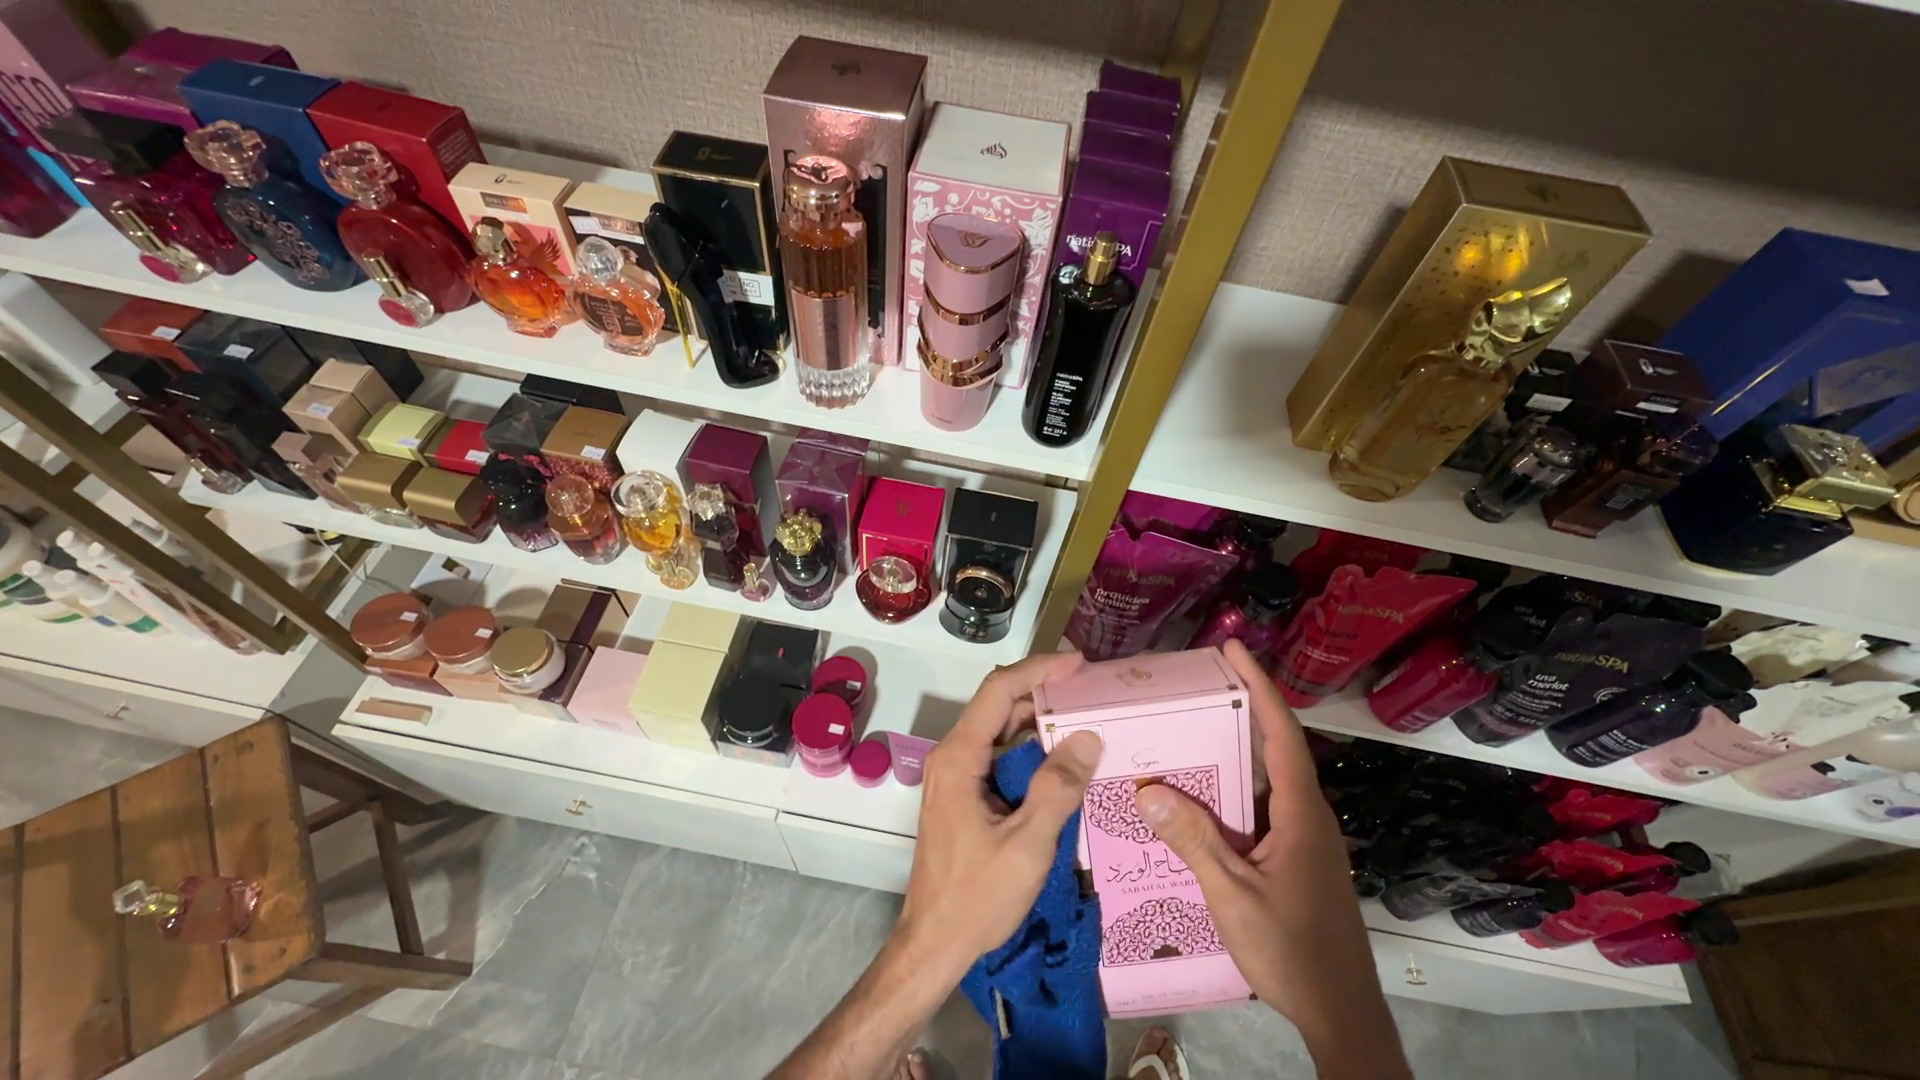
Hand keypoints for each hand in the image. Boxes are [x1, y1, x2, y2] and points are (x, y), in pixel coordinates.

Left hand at [894, 650, 1102, 982]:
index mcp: (960, 758)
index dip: (1039, 669)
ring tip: (1085, 716)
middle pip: (997, 705)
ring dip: (1037, 720)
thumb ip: (1058, 788)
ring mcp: (954, 777)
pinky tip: (1061, 758)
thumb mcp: (1028, 845)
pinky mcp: (962, 796)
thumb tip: (1088, 737)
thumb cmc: (977, 896)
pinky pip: (997, 757)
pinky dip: (1029, 748)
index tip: (1079, 663)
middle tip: (1092, 690)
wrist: (933, 942)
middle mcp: (952, 757)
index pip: (999, 691)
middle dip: (1043, 690)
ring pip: (998, 731)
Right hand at [1133, 640, 1408, 1079]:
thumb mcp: (1233, 895)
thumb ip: (1194, 840)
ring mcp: (1306, 839)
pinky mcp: (1298, 859)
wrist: (1341, 1013)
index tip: (1234, 650)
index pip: (1281, 735)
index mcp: (1300, 814)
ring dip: (1237, 749)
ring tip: (1189, 730)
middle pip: (1276, 748)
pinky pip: (1263, 807)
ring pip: (1269, 780)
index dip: (1259, 688)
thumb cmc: (1291, 951)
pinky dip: (1235, 788)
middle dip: (1243, 708)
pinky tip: (1201, 800)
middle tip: (1198, 684)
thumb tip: (1148, 790)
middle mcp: (1308, 816)